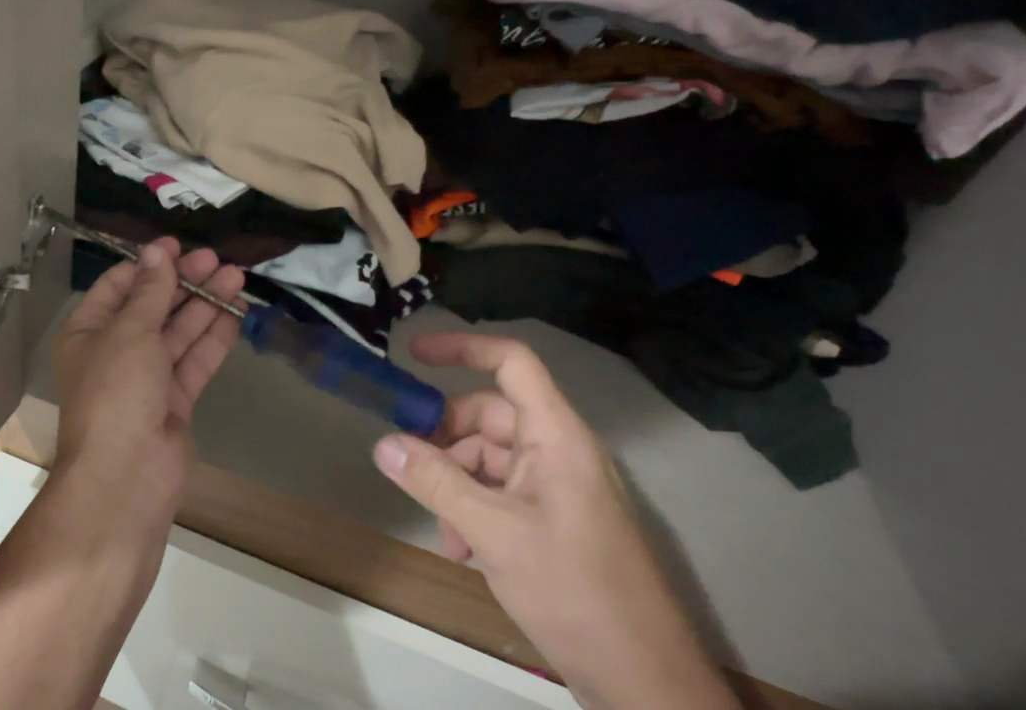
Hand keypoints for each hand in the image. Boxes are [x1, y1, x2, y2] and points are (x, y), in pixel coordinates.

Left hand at [52, 238, 245, 517]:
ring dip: (205, 305)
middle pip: (152, 308)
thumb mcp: (130, 332)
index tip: (178, 246)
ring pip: (178, 333)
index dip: (148, 266)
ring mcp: (146, 380)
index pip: (118, 288)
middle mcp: (115, 352)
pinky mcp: (174, 402)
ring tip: (236, 277)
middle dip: (183, 283)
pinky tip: (236, 314)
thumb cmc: (116, 392)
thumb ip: (150, 293)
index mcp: (88, 332)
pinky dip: (214, 338)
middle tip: (217, 260)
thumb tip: (157, 252)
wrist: (126, 474)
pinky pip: (194, 362)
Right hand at [371, 334, 738, 709]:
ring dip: (454, 484)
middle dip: (445, 438)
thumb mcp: (493, 532)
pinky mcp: (555, 523)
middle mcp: (559, 452)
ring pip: (489, 460)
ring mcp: (559, 489)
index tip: (412, 353)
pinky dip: (472, 511)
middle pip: (490, 416)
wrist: (643, 679)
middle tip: (406, 463)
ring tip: (441, 532)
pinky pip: (501, 494)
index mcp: (556, 437)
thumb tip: (382, 443)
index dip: (462, 348)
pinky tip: (460, 549)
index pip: (512, 364)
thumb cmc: (573, 590)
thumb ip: (435, 482)